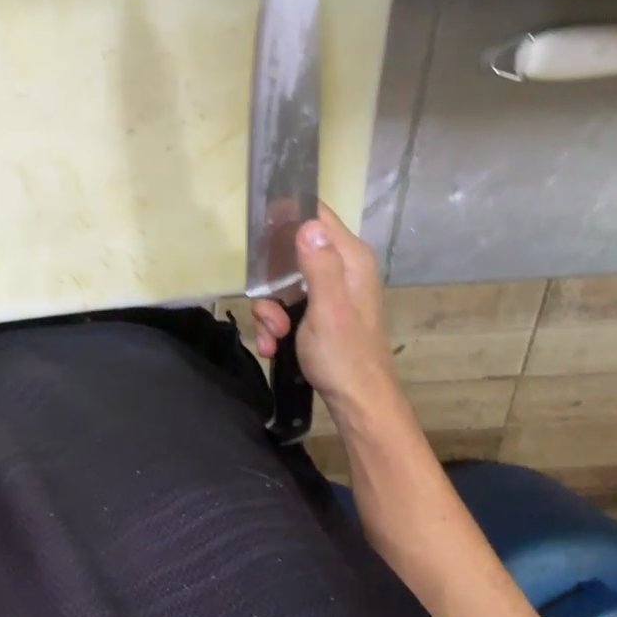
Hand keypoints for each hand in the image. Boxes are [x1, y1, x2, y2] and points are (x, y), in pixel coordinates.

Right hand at [251, 204, 400, 426]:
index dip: (288, 218)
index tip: (260, 235)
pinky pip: (287, 307)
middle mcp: (342, 269)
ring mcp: (330, 291)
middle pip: (291, 255)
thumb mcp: (327, 310)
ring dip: (270, 313)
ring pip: (283, 285)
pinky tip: (275, 346)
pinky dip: (275, 326)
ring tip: (275, 338)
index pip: (318, 216)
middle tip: (272, 316)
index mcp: (350, 260)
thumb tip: (308, 225)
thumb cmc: (343, 356)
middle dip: (271, 286)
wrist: (356, 399)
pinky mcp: (319, 312)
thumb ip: (319, 267)